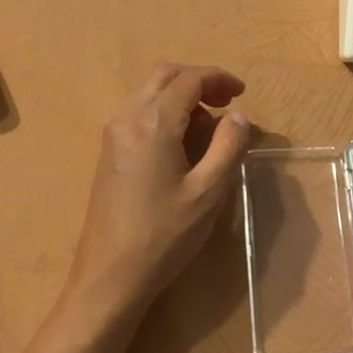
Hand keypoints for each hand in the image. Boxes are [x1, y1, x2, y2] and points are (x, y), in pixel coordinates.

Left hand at [69, 65, 250, 311]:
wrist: (109, 276)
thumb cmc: (164, 235)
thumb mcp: (208, 192)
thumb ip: (227, 147)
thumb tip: (238, 116)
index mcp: (153, 123)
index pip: (188, 80)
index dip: (219, 78)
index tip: (243, 93)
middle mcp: (127, 119)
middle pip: (164, 76)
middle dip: (199, 81)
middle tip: (227, 103)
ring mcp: (113, 135)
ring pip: (150, 94)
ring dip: (182, 98)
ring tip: (209, 129)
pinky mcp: (109, 154)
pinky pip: (139, 114)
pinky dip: (166, 114)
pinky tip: (182, 145)